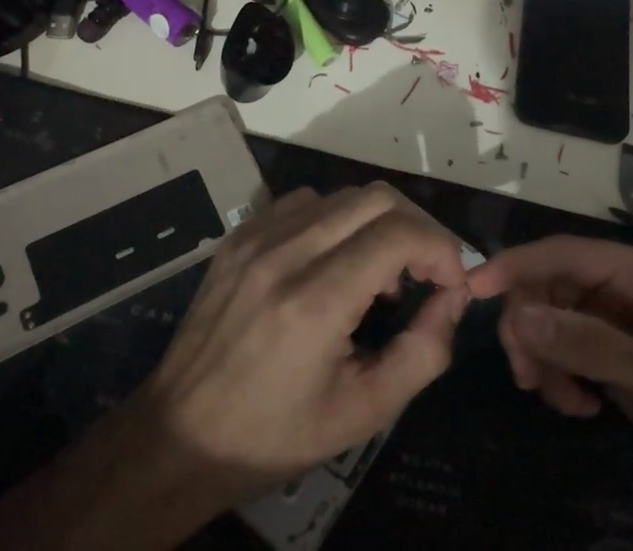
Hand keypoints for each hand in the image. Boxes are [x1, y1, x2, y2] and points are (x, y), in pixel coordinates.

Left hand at [133, 183, 468, 499]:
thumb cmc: (275, 436)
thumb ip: (423, 352)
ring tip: (378, 275)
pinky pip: (302, 203)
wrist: (180, 437)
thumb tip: (453, 297)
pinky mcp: (237, 238)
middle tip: (424, 275)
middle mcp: (285, 253)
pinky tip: (333, 262)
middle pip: (376, 197)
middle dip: (417, 228)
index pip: (400, 233)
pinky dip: (335, 220)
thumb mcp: (364, 413)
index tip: (449, 284)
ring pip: (341, 195)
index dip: (441, 249)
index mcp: (316, 301)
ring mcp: (255, 239)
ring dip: (377, 223)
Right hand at [467, 236, 632, 517]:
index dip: (516, 266)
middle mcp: (625, 283)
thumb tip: (518, 315)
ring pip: (549, 319)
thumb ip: (588, 344)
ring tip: (567, 402)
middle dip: (531, 330)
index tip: (470, 289)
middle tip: (528, 378)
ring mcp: (617, 316)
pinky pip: (562, 346)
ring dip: (545, 360)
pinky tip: (582, 406)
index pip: (564, 254)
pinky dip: (560, 375)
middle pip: (548, 287)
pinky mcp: (612, 346)